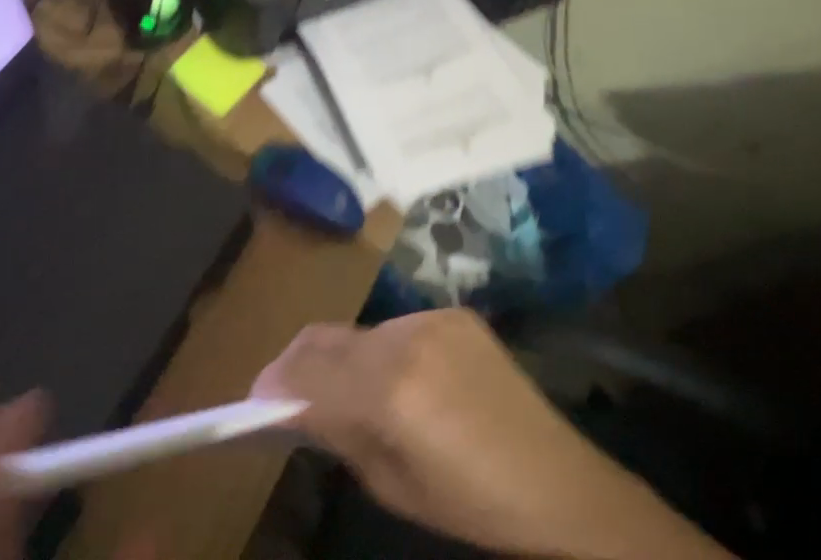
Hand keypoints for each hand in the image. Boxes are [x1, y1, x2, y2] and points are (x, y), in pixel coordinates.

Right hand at [254, 309, 730, 559]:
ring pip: (354, 332)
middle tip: (283, 394)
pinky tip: (395, 381)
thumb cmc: (473, 504)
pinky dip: (376, 352)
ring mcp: (430, 321)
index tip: (255, 404)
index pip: (303, 373)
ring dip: (336, 358)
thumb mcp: (391, 485)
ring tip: (344, 391)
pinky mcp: (453, 316)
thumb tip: (295, 407)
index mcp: (388, 391)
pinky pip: (391, 329)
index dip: (271, 386)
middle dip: (294, 365)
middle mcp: (403, 341)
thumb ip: (338, 434)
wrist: (565, 488)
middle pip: (319, 339)